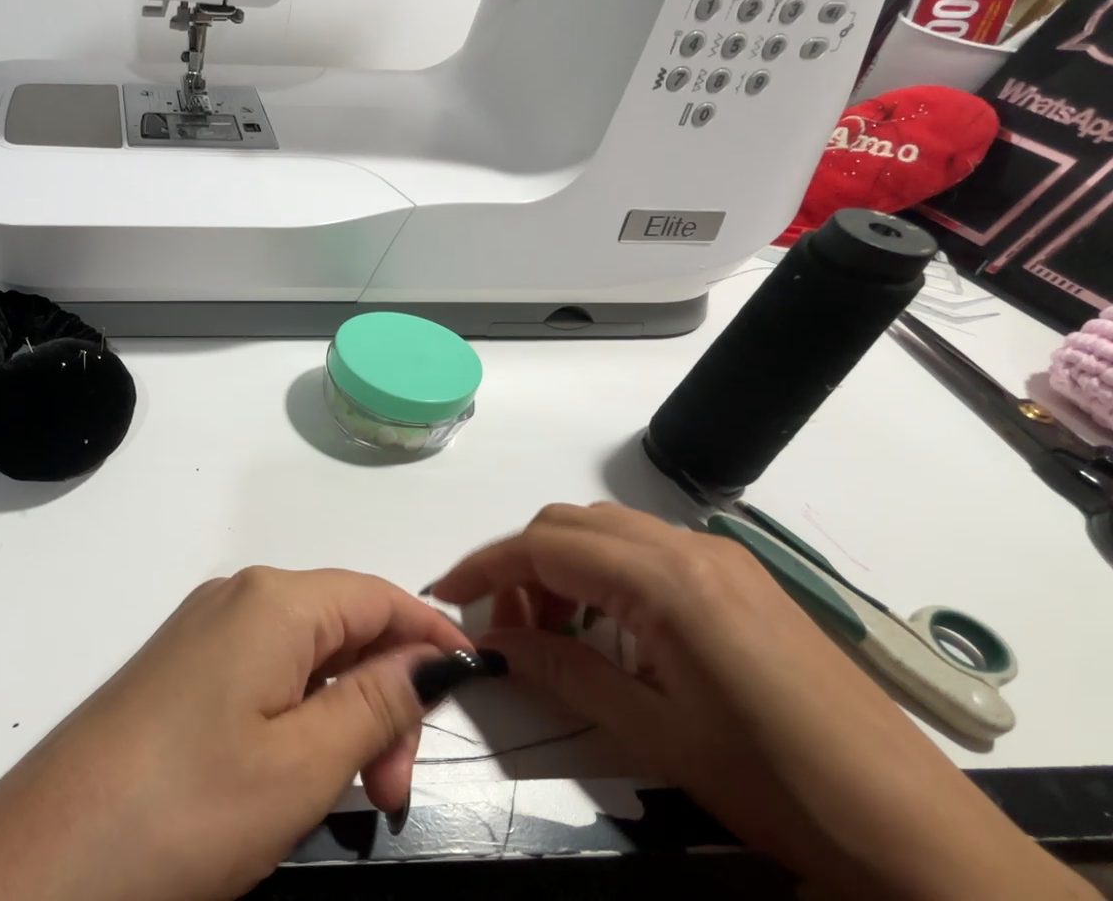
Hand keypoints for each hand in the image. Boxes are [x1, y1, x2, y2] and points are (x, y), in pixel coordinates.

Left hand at [0, 568, 471, 900]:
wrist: (52, 853)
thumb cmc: (191, 803)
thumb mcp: (305, 762)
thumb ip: (378, 701)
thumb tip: (433, 655)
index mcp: (271, 601)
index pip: (376, 595)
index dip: (431, 635)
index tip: (475, 689)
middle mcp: (233, 600)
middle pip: (341, 628)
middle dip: (384, 699)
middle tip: (388, 792)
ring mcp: (198, 636)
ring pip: (303, 658)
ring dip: (342, 718)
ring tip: (347, 797)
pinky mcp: (176, 674)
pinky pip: (262, 677)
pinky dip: (298, 720)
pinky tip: (293, 776)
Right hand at [429, 502, 1092, 900]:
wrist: (910, 829)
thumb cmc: (771, 780)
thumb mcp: (650, 731)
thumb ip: (562, 671)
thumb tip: (494, 643)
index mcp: (665, 580)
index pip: (544, 546)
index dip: (484, 566)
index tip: (443, 595)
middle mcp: (691, 549)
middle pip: (570, 524)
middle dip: (520, 565)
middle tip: (503, 627)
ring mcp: (724, 560)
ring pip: (607, 532)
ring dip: (561, 566)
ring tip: (550, 633)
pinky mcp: (744, 581)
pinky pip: (648, 552)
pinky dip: (604, 575)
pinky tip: (608, 631)